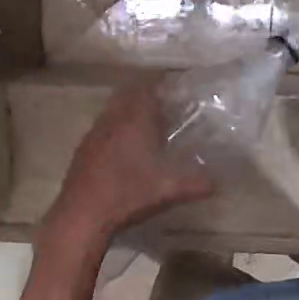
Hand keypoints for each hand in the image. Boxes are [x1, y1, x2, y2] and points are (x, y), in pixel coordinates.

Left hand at [44, 81, 213, 243]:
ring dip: (127, 114)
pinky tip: (123, 152)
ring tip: (145, 130)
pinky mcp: (82, 151)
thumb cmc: (128, 195)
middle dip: (144, 96)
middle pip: (126, 95)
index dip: (160, 84)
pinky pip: (101, 129)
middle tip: (163, 108)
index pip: (146, 88)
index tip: (174, 88)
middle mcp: (111, 120)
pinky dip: (114, 131)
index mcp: (133, 120)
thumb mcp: (168, 191)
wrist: (82, 215)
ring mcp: (93, 135)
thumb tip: (216, 182)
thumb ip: (196, 184)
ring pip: (112, 111)